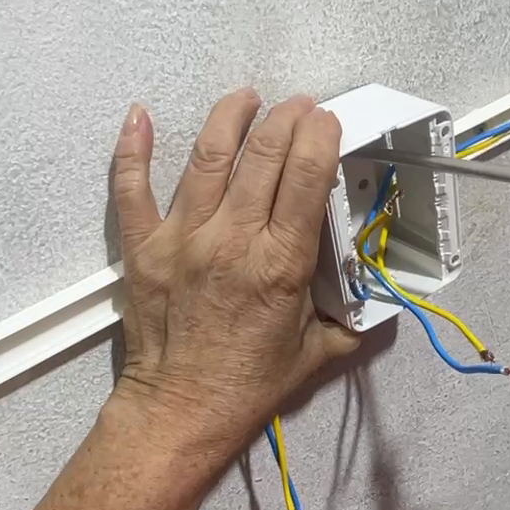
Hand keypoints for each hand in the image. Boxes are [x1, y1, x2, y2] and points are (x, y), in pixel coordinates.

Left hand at [106, 89, 358, 459]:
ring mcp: (181, 239)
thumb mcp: (316, 354)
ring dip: (230, 117)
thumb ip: (350, 321)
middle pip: (262, 155)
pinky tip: (141, 114)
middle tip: (297, 107)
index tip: (326, 121)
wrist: (181, 410)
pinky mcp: (143, 248)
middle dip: (286, 118)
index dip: (320, 136)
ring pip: (207, 157)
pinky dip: (133, 148)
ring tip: (247, 99)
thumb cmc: (249, 385)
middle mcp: (232, 241)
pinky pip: (133, 188)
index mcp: (280, 264)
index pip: (307, 177)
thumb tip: (377, 301)